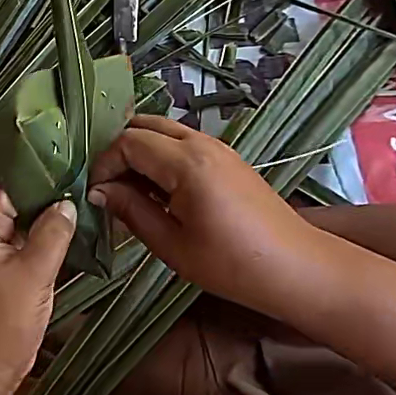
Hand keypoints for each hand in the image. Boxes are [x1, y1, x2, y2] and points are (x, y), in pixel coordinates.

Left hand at [0, 189, 74, 394]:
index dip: (41, 180)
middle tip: (86, 195)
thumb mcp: (32, 274)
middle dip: (49, 205)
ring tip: (85, 218)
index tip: (74, 173)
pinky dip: (42, 251)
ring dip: (48, 229)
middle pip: (17, 209)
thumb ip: (52, 234)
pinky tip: (69, 248)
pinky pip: (22, 255)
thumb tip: (67, 203)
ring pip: (22, 233)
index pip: (11, 189)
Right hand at [87, 115, 321, 308]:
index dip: (104, 164)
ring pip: (162, 129)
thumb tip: (97, 192)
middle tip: (109, 187)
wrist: (299, 269)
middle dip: (118, 151)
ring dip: (139, 151)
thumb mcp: (172, 245)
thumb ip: (131, 210)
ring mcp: (217, 146)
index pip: (127, 142)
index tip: (96, 195)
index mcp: (186, 162)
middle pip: (143, 125)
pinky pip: (181, 141)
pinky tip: (158, 190)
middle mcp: (201, 142)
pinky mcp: (226, 156)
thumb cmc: (233, 265)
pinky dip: (160, 155)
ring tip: (131, 189)